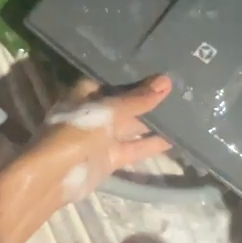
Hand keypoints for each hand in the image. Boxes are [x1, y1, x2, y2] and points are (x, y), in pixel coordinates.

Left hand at [12, 76, 173, 210]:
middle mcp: (94, 111)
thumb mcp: (107, 112)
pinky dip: (153, 144)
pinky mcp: (110, 158)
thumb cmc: (75, 133)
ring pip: (133, 125)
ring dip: (155, 120)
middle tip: (185, 86)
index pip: (114, 78)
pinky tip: (178, 137)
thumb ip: (137, 99)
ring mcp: (102, 136)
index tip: (164, 65)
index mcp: (85, 93)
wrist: (53, 178)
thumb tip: (166, 81)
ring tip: (189, 109)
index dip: (136, 73)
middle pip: (126, 101)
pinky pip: (136, 147)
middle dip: (150, 97)